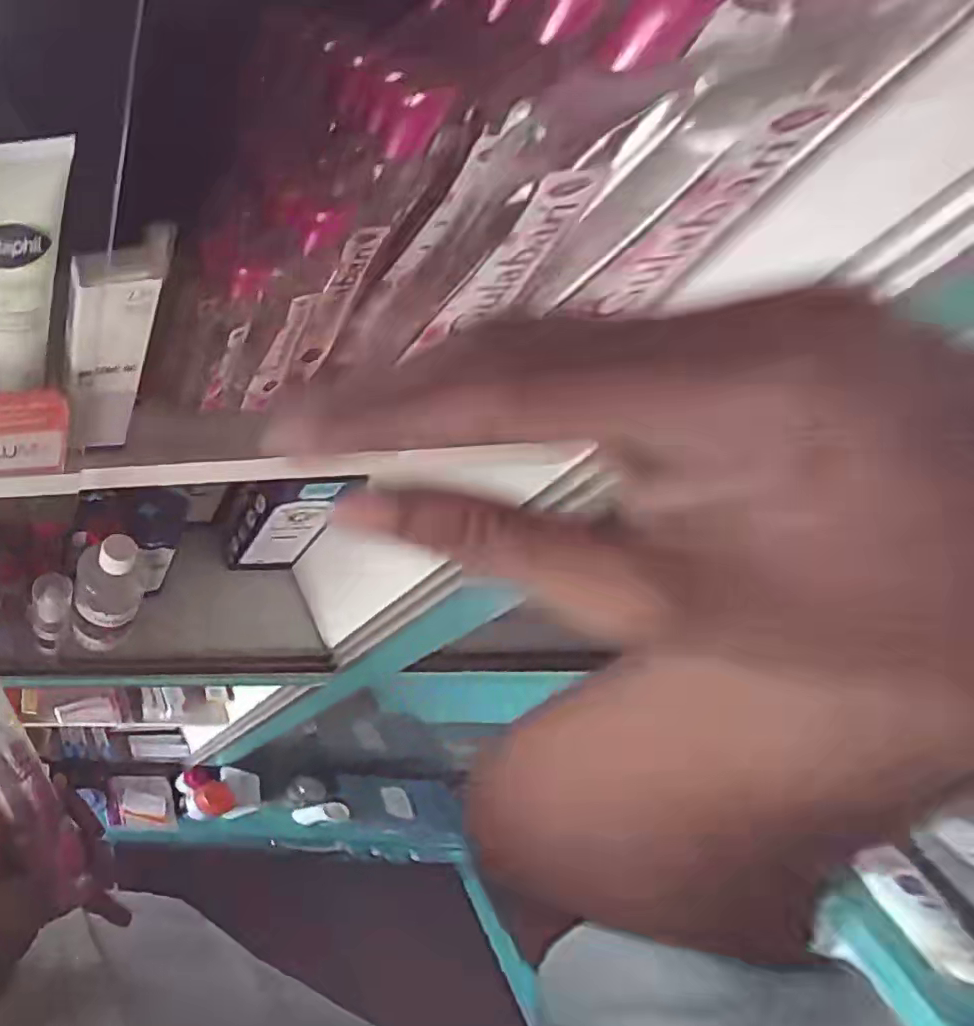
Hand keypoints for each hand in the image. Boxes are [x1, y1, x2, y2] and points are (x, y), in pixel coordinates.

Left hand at [0, 779, 129, 1025]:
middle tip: (99, 843)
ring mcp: (19, 868)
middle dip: (75, 816)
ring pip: (61, 838)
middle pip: (42, 805)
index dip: (27, 766)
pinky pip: (69, 881)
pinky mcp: (34, 897)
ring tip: (111, 879)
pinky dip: (93, 892)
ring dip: (91, 852)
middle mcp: (1, 841)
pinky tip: (119, 913)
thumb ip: (36, 895)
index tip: (65, 778)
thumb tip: (88, 876)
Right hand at [270, 289, 973, 962]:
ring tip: (339, 415)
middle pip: (512, 350)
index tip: (291, 432)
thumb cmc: (817, 630)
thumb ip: (483, 540)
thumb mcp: (632, 600)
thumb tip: (352, 509)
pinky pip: (578, 339)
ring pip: (538, 335)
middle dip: (388, 390)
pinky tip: (426, 400)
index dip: (381, 414)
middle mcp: (752, 325)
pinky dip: (486, 375)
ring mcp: (753, 311)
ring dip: (427, 379)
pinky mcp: (741, 320)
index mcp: (741, 403)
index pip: (507, 395)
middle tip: (295, 422)